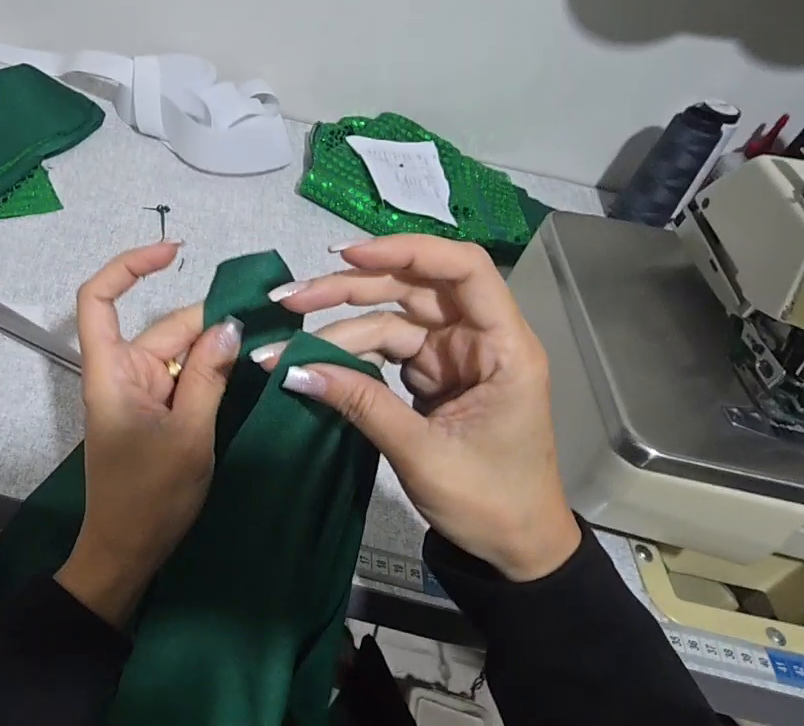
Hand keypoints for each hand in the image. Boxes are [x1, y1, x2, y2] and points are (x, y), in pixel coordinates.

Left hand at [55, 241, 240, 624]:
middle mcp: (124, 372)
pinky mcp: (157, 409)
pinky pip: (186, 376)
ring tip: (268, 342)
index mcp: (112, 371)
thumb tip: (229, 325)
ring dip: (217, 348)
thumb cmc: (148, 498)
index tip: (173, 254)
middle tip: (268, 321)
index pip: (99, 299)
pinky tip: (248, 366)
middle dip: (210, 322)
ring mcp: (141, 391)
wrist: (128, 555)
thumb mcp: (188, 435)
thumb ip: (208, 376)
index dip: (128, 266)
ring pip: (182, 351)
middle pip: (164, 326)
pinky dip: (213, 370)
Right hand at [258, 235, 580, 580]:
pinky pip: (385, 347)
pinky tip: (313, 354)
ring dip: (340, 319)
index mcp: (504, 346)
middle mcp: (479, 337)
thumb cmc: (492, 503)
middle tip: (293, 299)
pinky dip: (349, 350)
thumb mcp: (424, 454)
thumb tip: (293, 370)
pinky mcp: (431, 372)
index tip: (350, 256)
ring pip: (391, 316)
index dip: (408, 251)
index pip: (463, 270)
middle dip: (351, 288)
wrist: (515, 553)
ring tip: (288, 323)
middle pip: (414, 288)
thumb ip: (362, 405)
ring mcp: (452, 353)